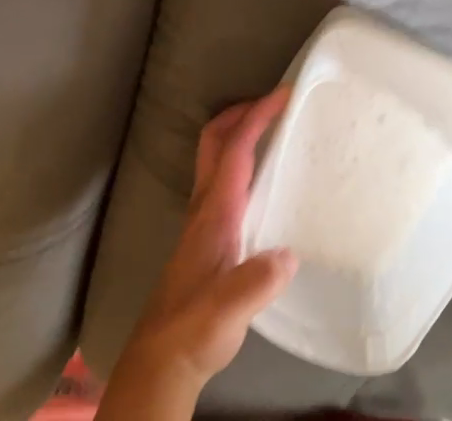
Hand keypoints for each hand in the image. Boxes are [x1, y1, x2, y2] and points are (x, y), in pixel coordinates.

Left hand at [118, 88, 297, 388]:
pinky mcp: (207, 235)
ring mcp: (203, 220)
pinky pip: (223, 180)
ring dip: (239, 133)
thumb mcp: (227, 311)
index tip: (283, 93)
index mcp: (214, 213)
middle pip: (215, 142)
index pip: (234, 150)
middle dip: (241, 111)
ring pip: (215, 159)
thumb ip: (254, 283)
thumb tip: (287, 255)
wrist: (163, 357)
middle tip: (274, 102)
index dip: (256, 117)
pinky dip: (241, 162)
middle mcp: (205, 207)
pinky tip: (264, 181)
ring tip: (274, 131)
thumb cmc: (194, 329)